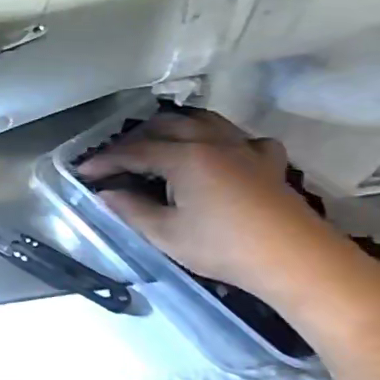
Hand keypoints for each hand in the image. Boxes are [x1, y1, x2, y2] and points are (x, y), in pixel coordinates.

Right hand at [75, 110, 364, 303]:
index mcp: (183, 156)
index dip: (105, 160)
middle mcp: (210, 140)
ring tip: (162, 141)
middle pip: (165, 125)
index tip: (84, 171)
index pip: (134, 151)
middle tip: (119, 158)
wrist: (295, 260)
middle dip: (136, 138)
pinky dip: (223, 139)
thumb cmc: (225, 249)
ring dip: (176, 126)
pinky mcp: (267, 160)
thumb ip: (132, 210)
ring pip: (203, 120)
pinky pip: (241, 137)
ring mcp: (242, 146)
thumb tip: (106, 193)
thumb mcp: (168, 235)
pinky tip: (223, 152)